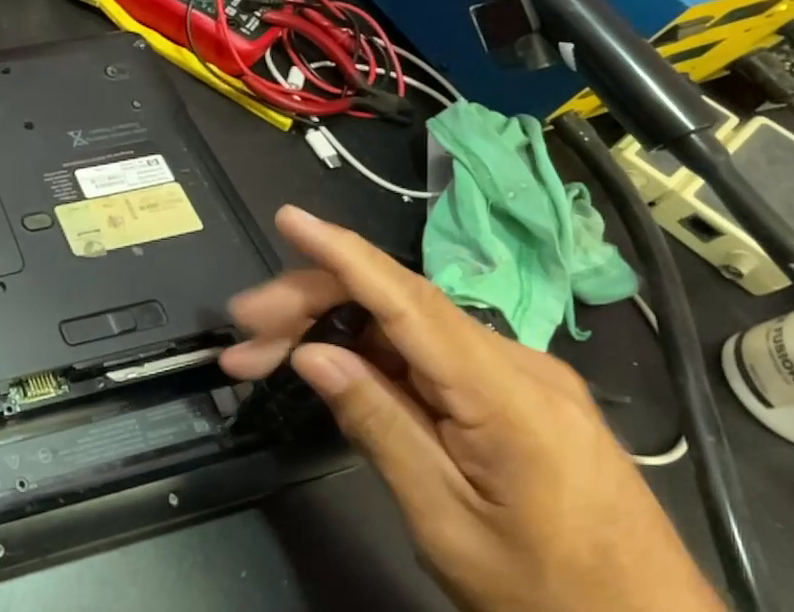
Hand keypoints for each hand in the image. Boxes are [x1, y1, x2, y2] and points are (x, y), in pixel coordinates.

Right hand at [220, 206, 721, 611]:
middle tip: (242, 341)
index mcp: (507, 395)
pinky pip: (433, 358)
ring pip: (409, 331)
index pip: (408, 300)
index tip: (289, 218)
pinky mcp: (522, 400)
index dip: (342, 254)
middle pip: (397, 308)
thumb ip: (380, 428)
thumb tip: (315, 356)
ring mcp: (525, 381)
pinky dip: (374, 357)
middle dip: (311, 309)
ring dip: (334, 336)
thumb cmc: (551, 593)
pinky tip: (335, 374)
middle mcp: (519, 367)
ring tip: (265, 360)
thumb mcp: (447, 522)